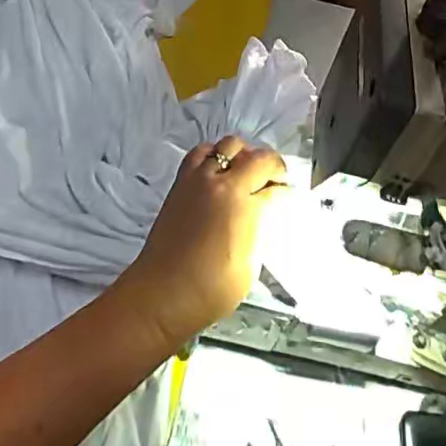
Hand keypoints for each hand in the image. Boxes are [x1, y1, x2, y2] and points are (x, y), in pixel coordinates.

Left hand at [108, 136, 287, 353]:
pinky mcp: (180, 184)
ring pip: (231, 144)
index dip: (286, 192)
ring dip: (245, 155)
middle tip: (274, 182)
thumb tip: (263, 216)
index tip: (287, 197)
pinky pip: (201, 153)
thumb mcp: (250, 266)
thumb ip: (260, 230)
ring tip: (246, 172)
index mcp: (244, 204)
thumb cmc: (206, 291)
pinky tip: (218, 171)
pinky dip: (214, 154)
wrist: (159, 300)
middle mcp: (222, 184)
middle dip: (273, 168)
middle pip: (260, 157)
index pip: (277, 186)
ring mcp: (199, 180)